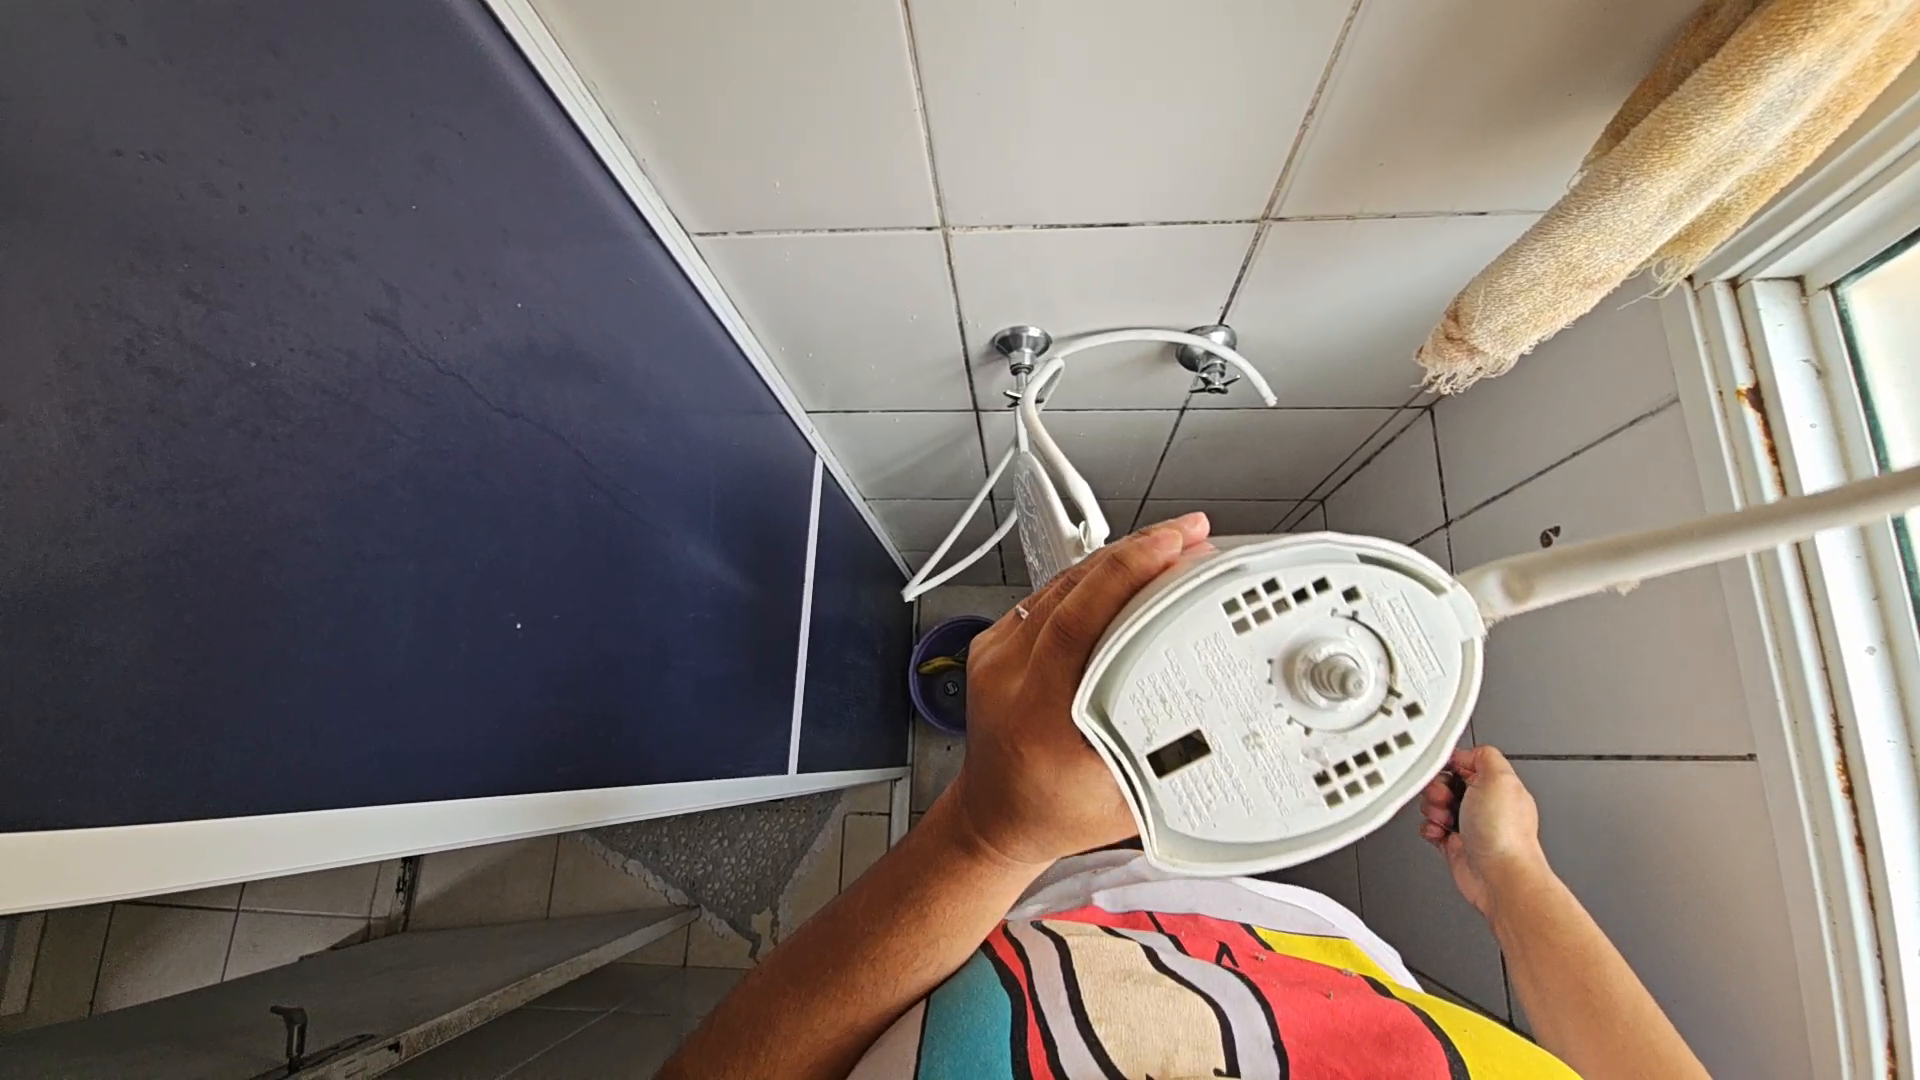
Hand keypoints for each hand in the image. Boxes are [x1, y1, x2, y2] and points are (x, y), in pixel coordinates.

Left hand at [944, 514, 1213, 867]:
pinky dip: (1090, 576)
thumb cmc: (1052, 814)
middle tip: (1188, 535)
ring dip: (1117, 559)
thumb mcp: (1128, 799)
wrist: (994, 816)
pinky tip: (1124, 569)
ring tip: (1168, 547)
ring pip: (1059, 584)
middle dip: (1136, 553)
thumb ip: (1169, 756)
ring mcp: (996, 656)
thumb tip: (1225, 710)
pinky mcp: (995, 643)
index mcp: (1038, 720)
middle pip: (1070, 590)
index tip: (1171, 552)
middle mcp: (1008, 679)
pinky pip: (1046, 594)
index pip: (1079, 625)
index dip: (1125, 577)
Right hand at [1418, 745, 1549, 916]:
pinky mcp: (1455, 844)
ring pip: (1433, 805)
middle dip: (1436, 789)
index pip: (1464, 764)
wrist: (1500, 878)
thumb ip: (1485, 756)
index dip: (1449, 766)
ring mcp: (1469, 825)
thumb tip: (1465, 754)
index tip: (1445, 772)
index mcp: (1498, 787)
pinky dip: (1430, 829)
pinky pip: (1430, 827)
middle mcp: (1484, 806)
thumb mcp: (1501, 779)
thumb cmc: (1505, 836)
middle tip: (1446, 799)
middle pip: (1444, 783)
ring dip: (1432, 810)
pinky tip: (1441, 833)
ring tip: (1446, 820)